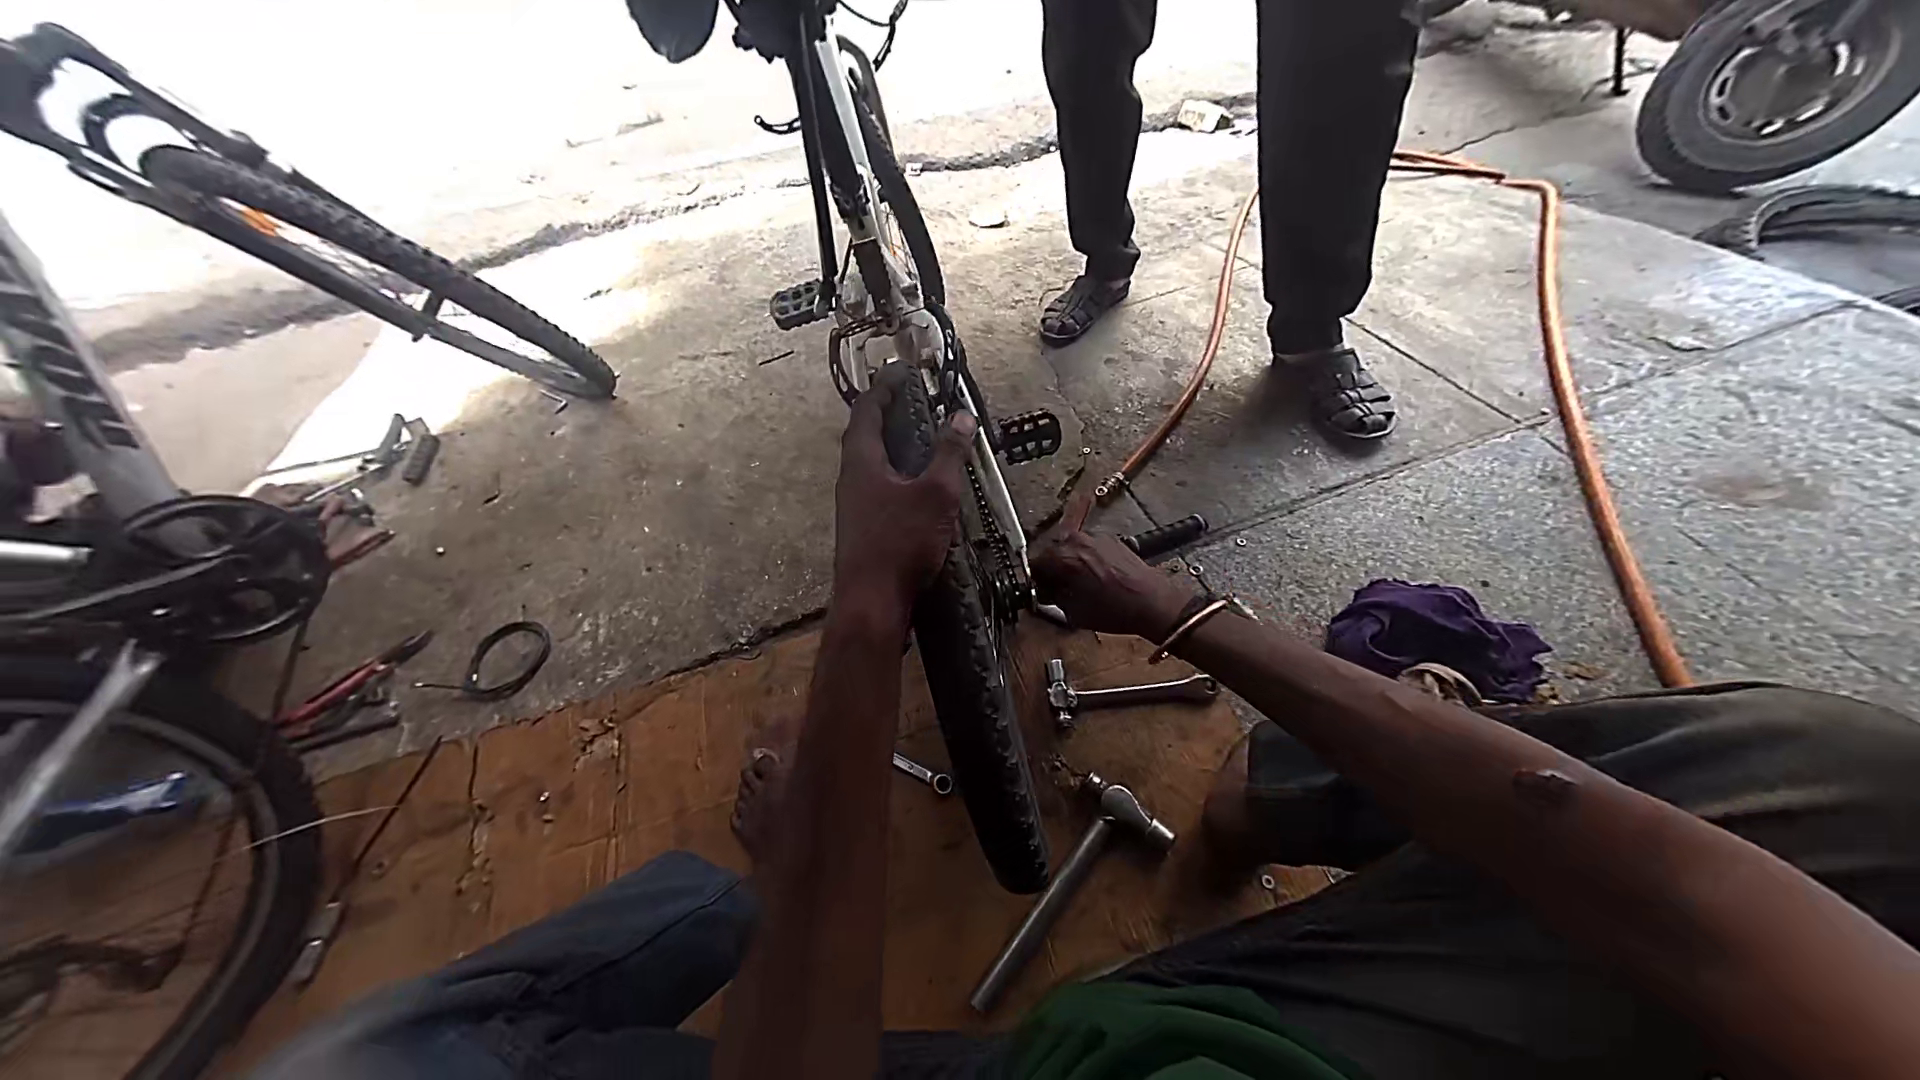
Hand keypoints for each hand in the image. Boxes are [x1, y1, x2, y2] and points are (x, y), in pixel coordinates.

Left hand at [832, 373, 975, 617]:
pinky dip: (895, 478)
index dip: (882, 389)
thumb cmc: (901, 542)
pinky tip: (915, 491)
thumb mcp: (935, 494)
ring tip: (919, 444)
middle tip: (911, 406)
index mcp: (861, 461)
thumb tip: (961, 417)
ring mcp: (853, 507)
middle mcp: (850, 480)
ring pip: (870, 466)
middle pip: (863, 437)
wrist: (872, 600)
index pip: (866, 412)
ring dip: (891, 449)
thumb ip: (948, 454)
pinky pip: (877, 490)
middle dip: (885, 417)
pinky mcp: (862, 529)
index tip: (898, 373)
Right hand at [1031, 492, 1195, 639]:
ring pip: (1073, 549)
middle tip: (1057, 589)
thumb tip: (1046, 591)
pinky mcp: (1112, 540)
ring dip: (1071, 564)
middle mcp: (1078, 541)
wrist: (1152, 604)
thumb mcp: (1073, 611)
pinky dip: (1088, 560)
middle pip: (1054, 552)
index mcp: (1064, 557)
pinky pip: (1090, 548)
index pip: (1036, 562)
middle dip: (1053, 569)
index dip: (1035, 578)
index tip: (1039, 588)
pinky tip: (1097, 579)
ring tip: (1081, 586)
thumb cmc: (1116, 610)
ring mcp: (1097, 538)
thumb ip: (1052, 596)